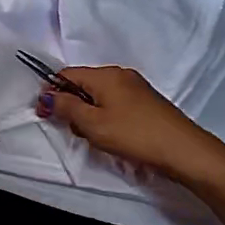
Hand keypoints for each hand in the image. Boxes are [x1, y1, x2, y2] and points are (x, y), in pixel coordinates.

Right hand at [36, 66, 224, 182]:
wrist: (181, 149)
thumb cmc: (132, 134)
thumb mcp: (92, 123)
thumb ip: (66, 107)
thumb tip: (48, 95)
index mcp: (105, 75)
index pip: (66, 74)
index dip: (50, 91)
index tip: (43, 113)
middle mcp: (120, 74)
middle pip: (82, 84)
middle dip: (70, 104)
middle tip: (71, 129)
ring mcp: (135, 87)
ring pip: (97, 95)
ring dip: (87, 113)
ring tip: (93, 136)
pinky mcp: (144, 102)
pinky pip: (113, 102)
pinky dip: (103, 115)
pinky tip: (109, 134)